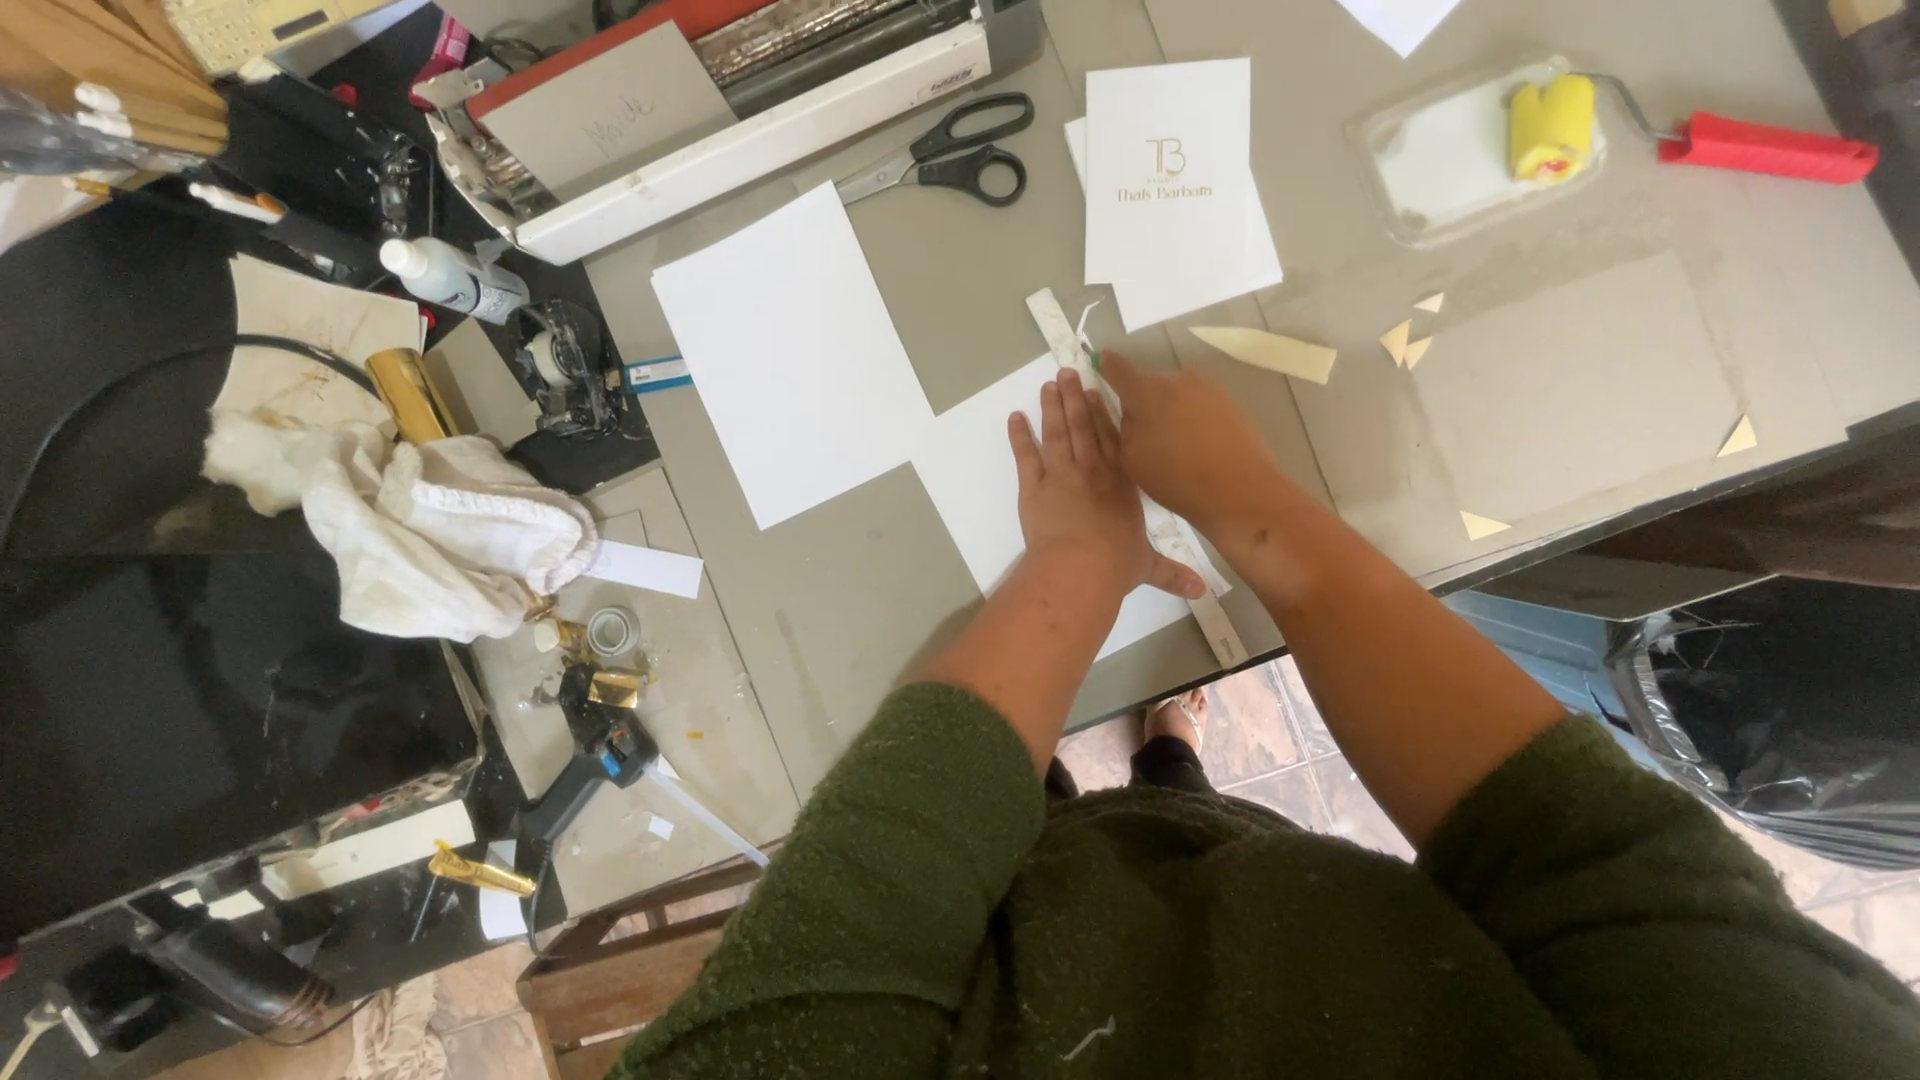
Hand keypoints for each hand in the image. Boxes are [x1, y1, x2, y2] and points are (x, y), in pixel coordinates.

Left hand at [1009, 368, 1204, 600]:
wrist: (1079, 568)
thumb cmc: (1115, 565)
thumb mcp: (1147, 567)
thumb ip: (1172, 574)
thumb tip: (1202, 591)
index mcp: (1121, 484)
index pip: (1114, 440)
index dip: (1104, 415)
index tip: (1097, 391)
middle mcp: (1092, 471)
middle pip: (1083, 427)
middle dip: (1075, 398)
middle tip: (1067, 372)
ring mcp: (1061, 475)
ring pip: (1056, 433)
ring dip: (1051, 407)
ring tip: (1048, 384)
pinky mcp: (1034, 487)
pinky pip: (1025, 455)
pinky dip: (1019, 435)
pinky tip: (1015, 417)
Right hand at [1101, 352, 1289, 534]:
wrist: (1237, 490)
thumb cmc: (1175, 478)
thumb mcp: (1131, 459)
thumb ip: (1124, 427)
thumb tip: (1129, 410)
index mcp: (1146, 392)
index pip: (1118, 368)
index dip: (1107, 366)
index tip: (1102, 362)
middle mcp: (1176, 380)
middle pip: (1150, 384)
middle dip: (1143, 402)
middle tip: (1145, 434)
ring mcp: (1206, 388)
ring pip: (1176, 394)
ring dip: (1170, 410)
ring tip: (1175, 444)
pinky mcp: (1228, 400)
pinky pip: (1198, 404)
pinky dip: (1192, 417)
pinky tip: (1198, 445)